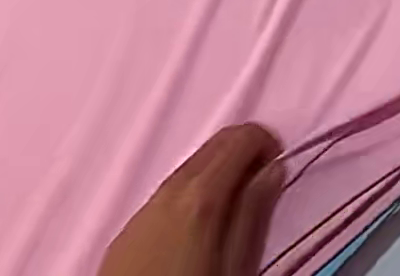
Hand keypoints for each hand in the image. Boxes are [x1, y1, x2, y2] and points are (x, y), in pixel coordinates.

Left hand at [100, 124, 286, 275]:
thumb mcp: (236, 269)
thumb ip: (254, 213)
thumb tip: (274, 168)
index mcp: (202, 195)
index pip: (244, 136)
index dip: (267, 145)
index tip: (276, 173)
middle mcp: (170, 189)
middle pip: (217, 141)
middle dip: (245, 151)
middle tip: (259, 187)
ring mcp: (142, 209)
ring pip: (192, 163)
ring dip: (219, 170)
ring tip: (230, 211)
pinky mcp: (124, 232)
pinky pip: (169, 190)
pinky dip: (192, 191)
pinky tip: (195, 230)